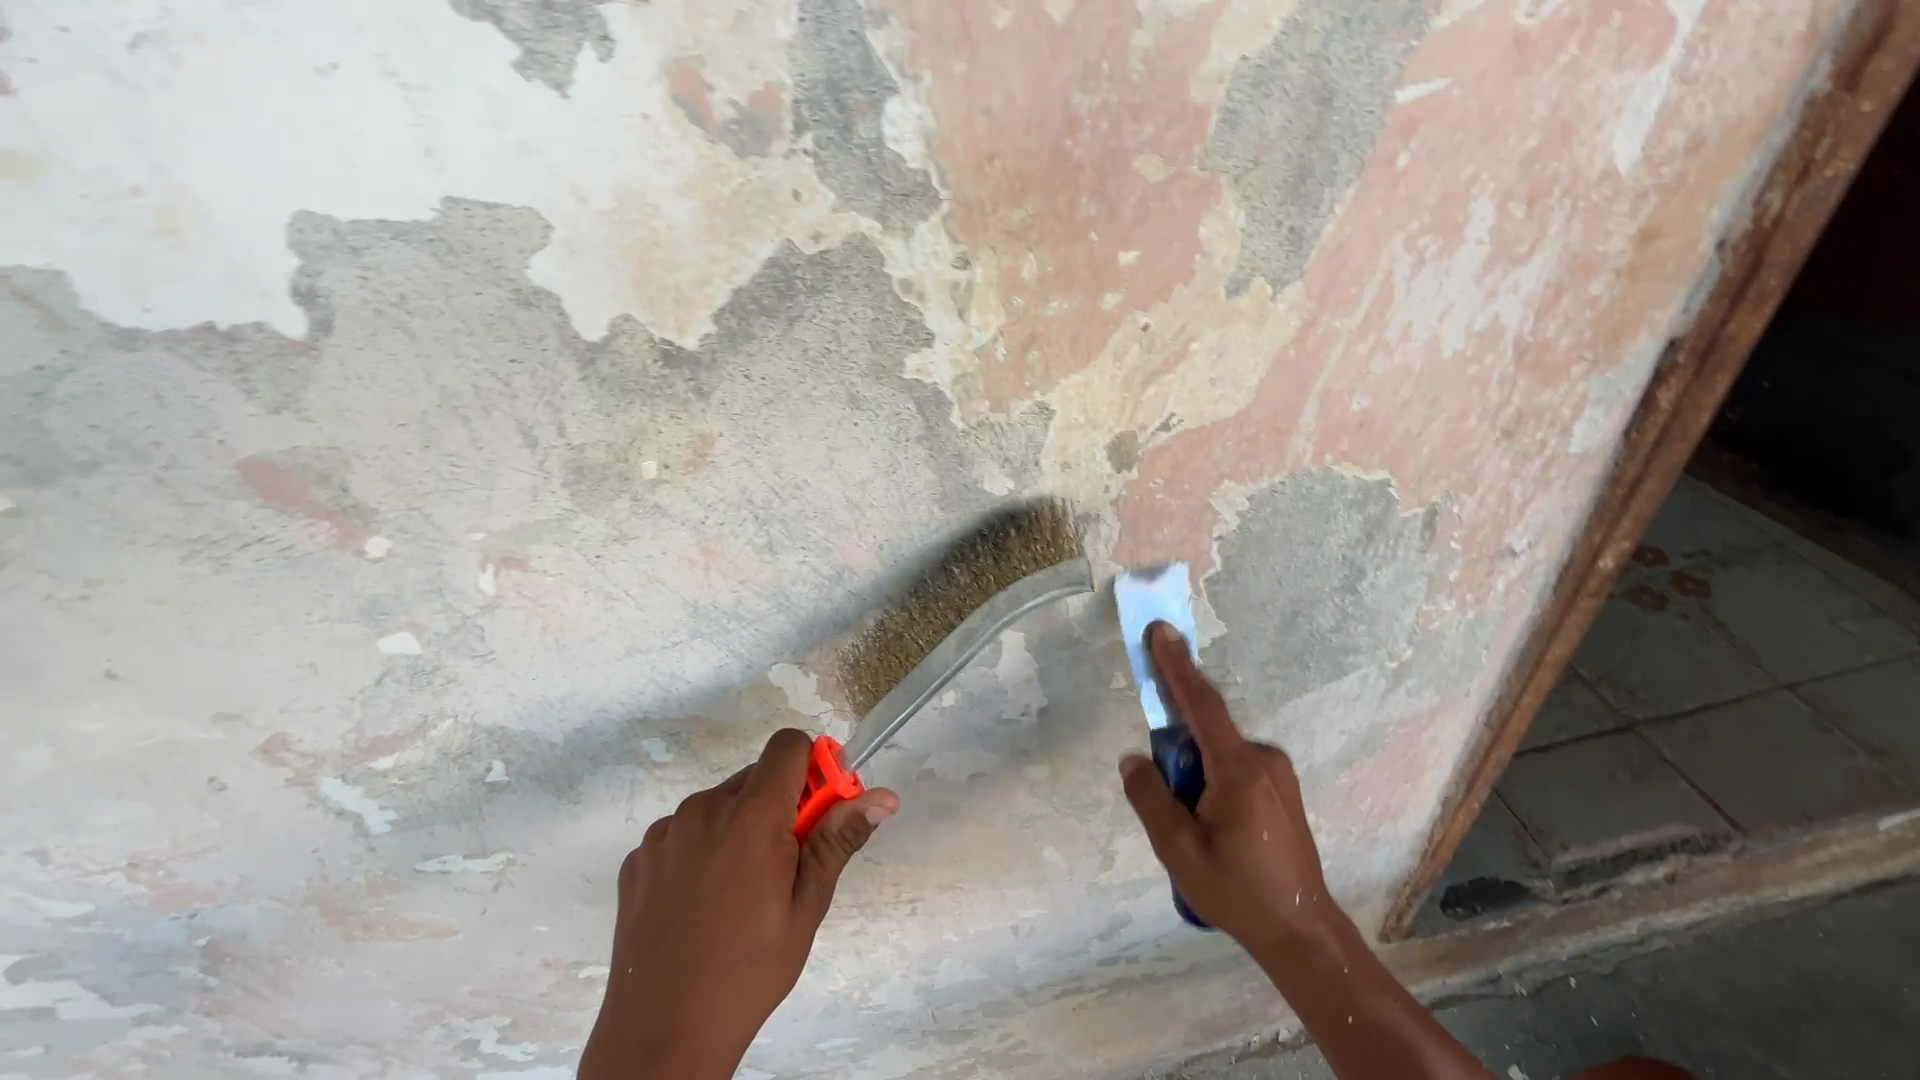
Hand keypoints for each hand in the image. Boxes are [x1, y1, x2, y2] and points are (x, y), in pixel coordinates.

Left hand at [580, 728, 899, 1079]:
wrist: (663, 1031)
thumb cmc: (751, 969)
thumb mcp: (808, 906)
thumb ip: (839, 839)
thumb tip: (884, 796)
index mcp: (751, 816)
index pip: (788, 745)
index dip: (812, 766)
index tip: (820, 806)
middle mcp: (703, 809)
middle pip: (754, 778)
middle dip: (778, 805)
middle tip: (786, 863)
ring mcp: (664, 833)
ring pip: (718, 806)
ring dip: (738, 828)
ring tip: (740, 892)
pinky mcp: (638, 858)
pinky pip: (682, 833)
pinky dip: (700, 850)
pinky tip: (701, 903)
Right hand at [1119, 622, 1334, 957]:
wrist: (1300, 929)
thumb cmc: (1237, 890)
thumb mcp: (1177, 849)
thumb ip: (1150, 797)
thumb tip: (1134, 760)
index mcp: (1239, 769)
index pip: (1201, 705)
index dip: (1177, 666)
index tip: (1161, 631)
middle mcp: (1263, 760)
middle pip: (1205, 734)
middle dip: (1177, 756)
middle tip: (1173, 811)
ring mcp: (1277, 774)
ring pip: (1218, 755)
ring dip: (1194, 776)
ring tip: (1195, 832)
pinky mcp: (1281, 789)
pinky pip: (1234, 768)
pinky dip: (1211, 783)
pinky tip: (1212, 828)